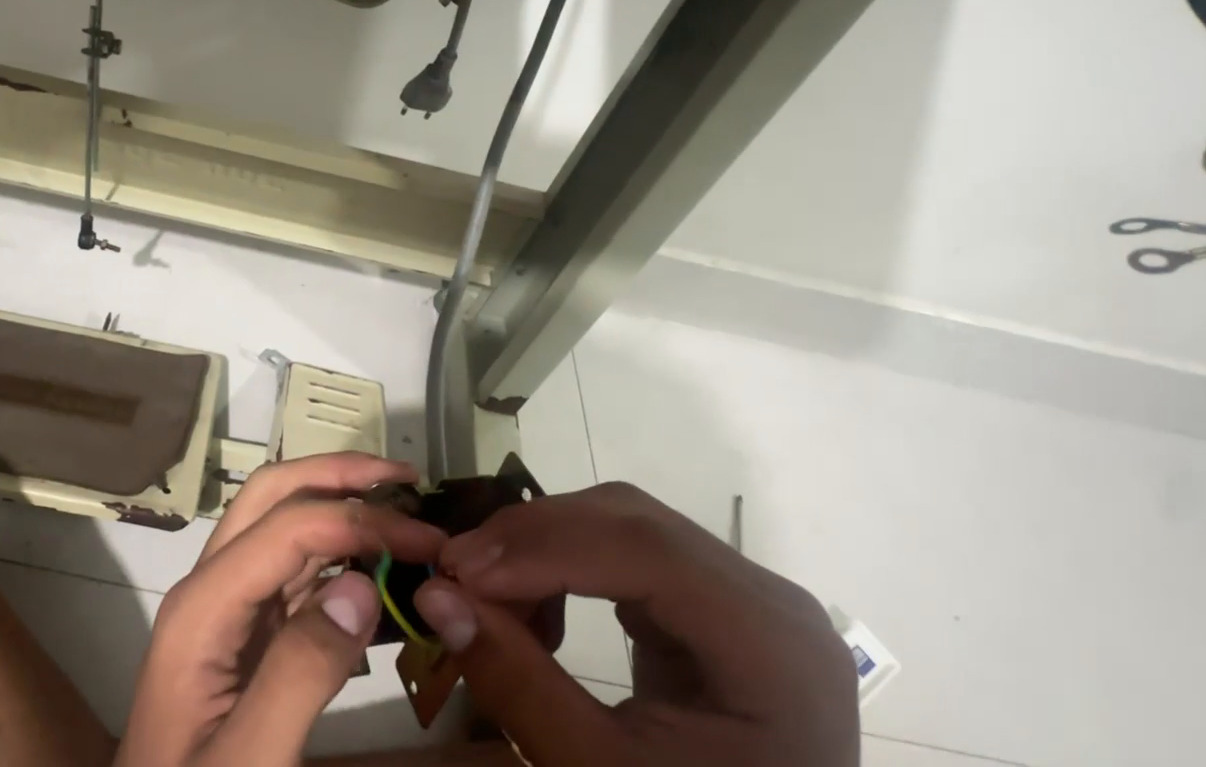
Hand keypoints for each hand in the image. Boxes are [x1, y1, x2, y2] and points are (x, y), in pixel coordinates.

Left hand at [117, 453, 446, 766]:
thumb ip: (301, 674)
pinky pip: (293, 570)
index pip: (287, 527)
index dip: (359, 519)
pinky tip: (376, 563)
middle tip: (407, 479)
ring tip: (403, 510)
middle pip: (272, 496)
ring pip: (282, 523)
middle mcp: (211, 585)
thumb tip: (364, 586)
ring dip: (341, 504)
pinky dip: (338, 551)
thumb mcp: (248, 758)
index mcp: (204, 605)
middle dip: (339, 475)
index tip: (427, 539)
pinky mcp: (247, 629)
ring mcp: (228, 604)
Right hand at [411, 482, 859, 766]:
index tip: (458, 569)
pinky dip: (567, 570)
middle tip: (455, 572)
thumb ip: (518, 682)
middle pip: (634, 523)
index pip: (648, 551)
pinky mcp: (713, 606)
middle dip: (534, 539)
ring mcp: (745, 597)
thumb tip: (433, 596)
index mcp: (772, 644)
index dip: (545, 547)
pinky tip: (535, 612)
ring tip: (486, 597)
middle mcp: (769, 599)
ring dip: (543, 549)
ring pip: (625, 526)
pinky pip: (629, 557)